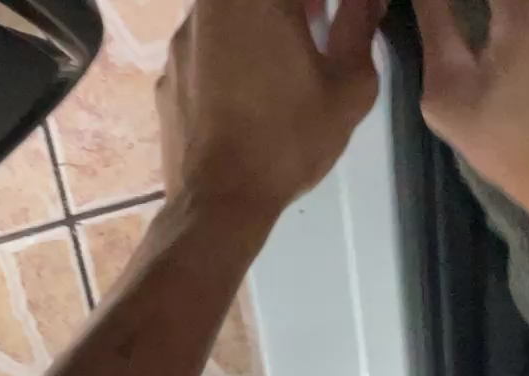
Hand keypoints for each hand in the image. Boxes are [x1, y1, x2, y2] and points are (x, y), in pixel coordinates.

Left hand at [156, 0, 383, 226]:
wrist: (218, 203)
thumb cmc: (288, 143)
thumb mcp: (349, 88)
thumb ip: (359, 26)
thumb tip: (364, 0)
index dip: (320, 4)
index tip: (330, 18)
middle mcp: (210, 5)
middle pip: (256, 0)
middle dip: (289, 8)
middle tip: (312, 25)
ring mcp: (180, 42)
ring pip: (225, 15)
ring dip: (254, 26)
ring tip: (276, 64)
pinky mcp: (164, 79)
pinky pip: (201, 51)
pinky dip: (224, 58)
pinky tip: (240, 96)